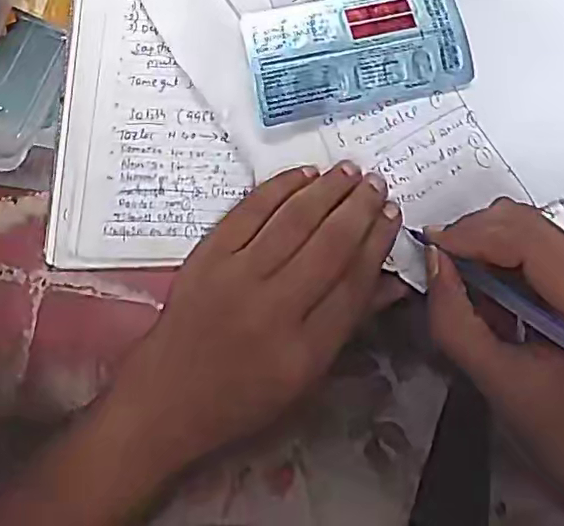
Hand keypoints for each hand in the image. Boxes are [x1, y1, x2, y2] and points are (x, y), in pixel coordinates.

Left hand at [101, 162, 402, 481]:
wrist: (170, 392)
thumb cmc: (245, 392)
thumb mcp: (305, 376)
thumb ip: (348, 323)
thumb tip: (391, 280)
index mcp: (303, 350)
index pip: (353, 283)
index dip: (377, 243)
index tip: (392, 215)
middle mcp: (273, 308)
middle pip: (328, 245)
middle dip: (359, 208)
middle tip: (377, 183)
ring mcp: (237, 275)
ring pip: (293, 220)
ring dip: (326, 189)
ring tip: (349, 171)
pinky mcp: (209, 254)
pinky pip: (251, 209)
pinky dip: (281, 187)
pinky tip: (304, 175)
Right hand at [426, 199, 563, 525]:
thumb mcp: (500, 386)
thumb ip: (455, 319)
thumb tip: (433, 261)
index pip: (528, 241)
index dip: (473, 234)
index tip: (433, 245)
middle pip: (531, 225)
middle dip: (476, 233)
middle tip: (442, 259)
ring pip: (532, 232)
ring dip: (488, 245)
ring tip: (466, 284)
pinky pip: (539, 253)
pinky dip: (503, 261)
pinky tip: (491, 296)